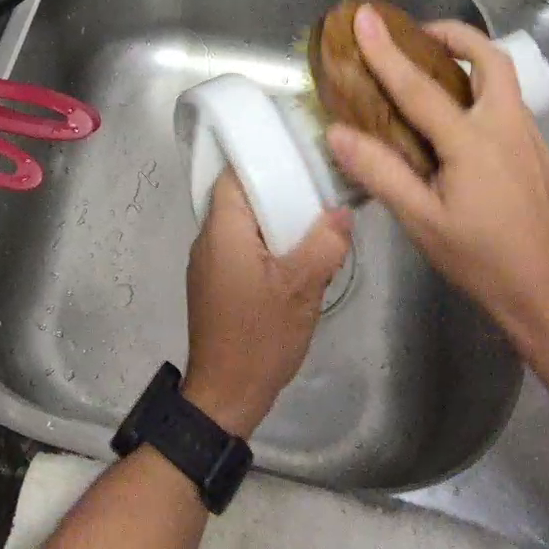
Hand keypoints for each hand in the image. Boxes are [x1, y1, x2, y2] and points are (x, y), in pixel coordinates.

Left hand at [181, 169, 352, 437]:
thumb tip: (340, 211)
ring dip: (276, 224)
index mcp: (222, 229)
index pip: (234, 175)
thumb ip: (324, 244)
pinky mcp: (215, 283)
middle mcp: (208, 238)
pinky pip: (242, 250)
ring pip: (244, 227)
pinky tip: (298, 258)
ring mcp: (209, 263)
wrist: (227, 393)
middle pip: (241, 199)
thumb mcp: (302, 287)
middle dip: (278, 194)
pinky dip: (268, 247)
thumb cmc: (260, 335)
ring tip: (316, 224)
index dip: (264, 161)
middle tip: (318, 191)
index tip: (298, 155)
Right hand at [323, 7, 548, 345]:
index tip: (364, 17)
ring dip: (470, 68)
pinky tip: (466, 139)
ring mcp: (535, 143)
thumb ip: (380, 172)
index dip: (386, 50)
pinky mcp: (547, 159)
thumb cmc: (479, 259)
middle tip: (420, 36)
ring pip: (506, 85)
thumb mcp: (421, 221)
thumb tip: (337, 132)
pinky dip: (484, 104)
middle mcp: (509, 130)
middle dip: (455, 35)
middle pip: (490, 59)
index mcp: (473, 143)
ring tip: (436, 80)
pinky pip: (513, 116)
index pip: (419, 87)